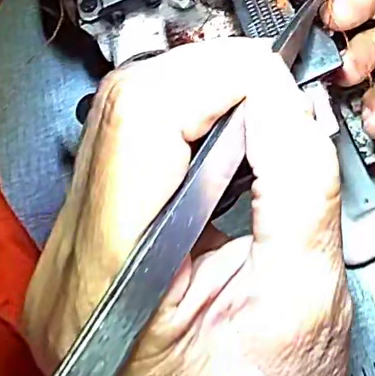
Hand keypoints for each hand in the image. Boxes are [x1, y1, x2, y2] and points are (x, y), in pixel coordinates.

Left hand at [22, 38, 351, 375]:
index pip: (142, 115)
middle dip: (216, 72)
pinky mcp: (99, 232)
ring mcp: (77, 244)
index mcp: (107, 285)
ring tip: (261, 108)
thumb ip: (299, 183)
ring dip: (206, 87)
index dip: (221, 76)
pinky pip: (137, 134)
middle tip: (275, 89)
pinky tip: (233, 132)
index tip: (279, 83)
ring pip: (131, 106)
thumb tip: (281, 94)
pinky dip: (195, 112)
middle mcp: (71, 260)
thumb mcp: (303, 302)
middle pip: (130, 100)